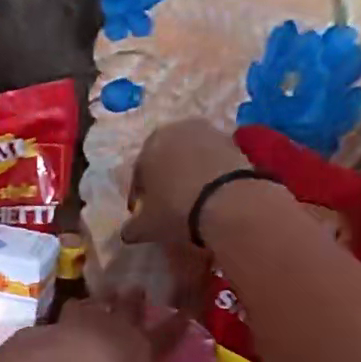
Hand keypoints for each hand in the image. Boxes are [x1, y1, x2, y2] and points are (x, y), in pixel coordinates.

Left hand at [46, 292, 186, 361]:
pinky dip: (70, 310)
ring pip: (101, 303)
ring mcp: (90, 319)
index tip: (185, 313)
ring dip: (103, 299)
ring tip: (102, 295)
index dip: (177, 326)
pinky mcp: (62, 319)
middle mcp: (120, 329)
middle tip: (137, 289)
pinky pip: (69, 309)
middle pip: (132, 309)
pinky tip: (65, 315)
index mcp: (142, 351)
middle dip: (136, 300)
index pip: (167, 337)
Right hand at [120, 119, 253, 246]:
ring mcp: (207, 131)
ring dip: (187, 173)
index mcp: (149, 146)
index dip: (139, 197)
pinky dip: (208, 173)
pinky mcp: (233, 140)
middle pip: (165, 159)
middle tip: (166, 203)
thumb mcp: (145, 227)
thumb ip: (132, 228)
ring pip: (189, 156)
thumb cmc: (175, 210)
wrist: (227, 202)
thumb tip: (127, 232)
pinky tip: (209, 193)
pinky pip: (212, 159)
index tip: (142, 214)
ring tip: (190, 198)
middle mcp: (176, 130)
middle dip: (163, 178)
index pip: (138, 174)